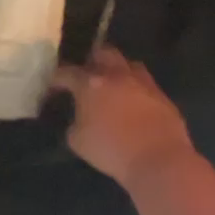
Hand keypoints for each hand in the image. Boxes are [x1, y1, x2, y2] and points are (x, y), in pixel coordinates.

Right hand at [52, 47, 197, 185]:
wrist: (159, 160)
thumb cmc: (111, 149)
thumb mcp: (77, 140)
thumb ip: (74, 123)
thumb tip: (80, 119)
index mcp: (91, 84)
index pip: (66, 72)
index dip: (56, 80)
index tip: (52, 90)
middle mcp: (117, 76)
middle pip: (103, 53)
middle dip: (92, 61)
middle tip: (86, 77)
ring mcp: (143, 84)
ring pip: (129, 65)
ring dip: (117, 72)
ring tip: (112, 87)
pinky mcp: (162, 97)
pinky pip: (145, 84)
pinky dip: (135, 89)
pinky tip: (132, 105)